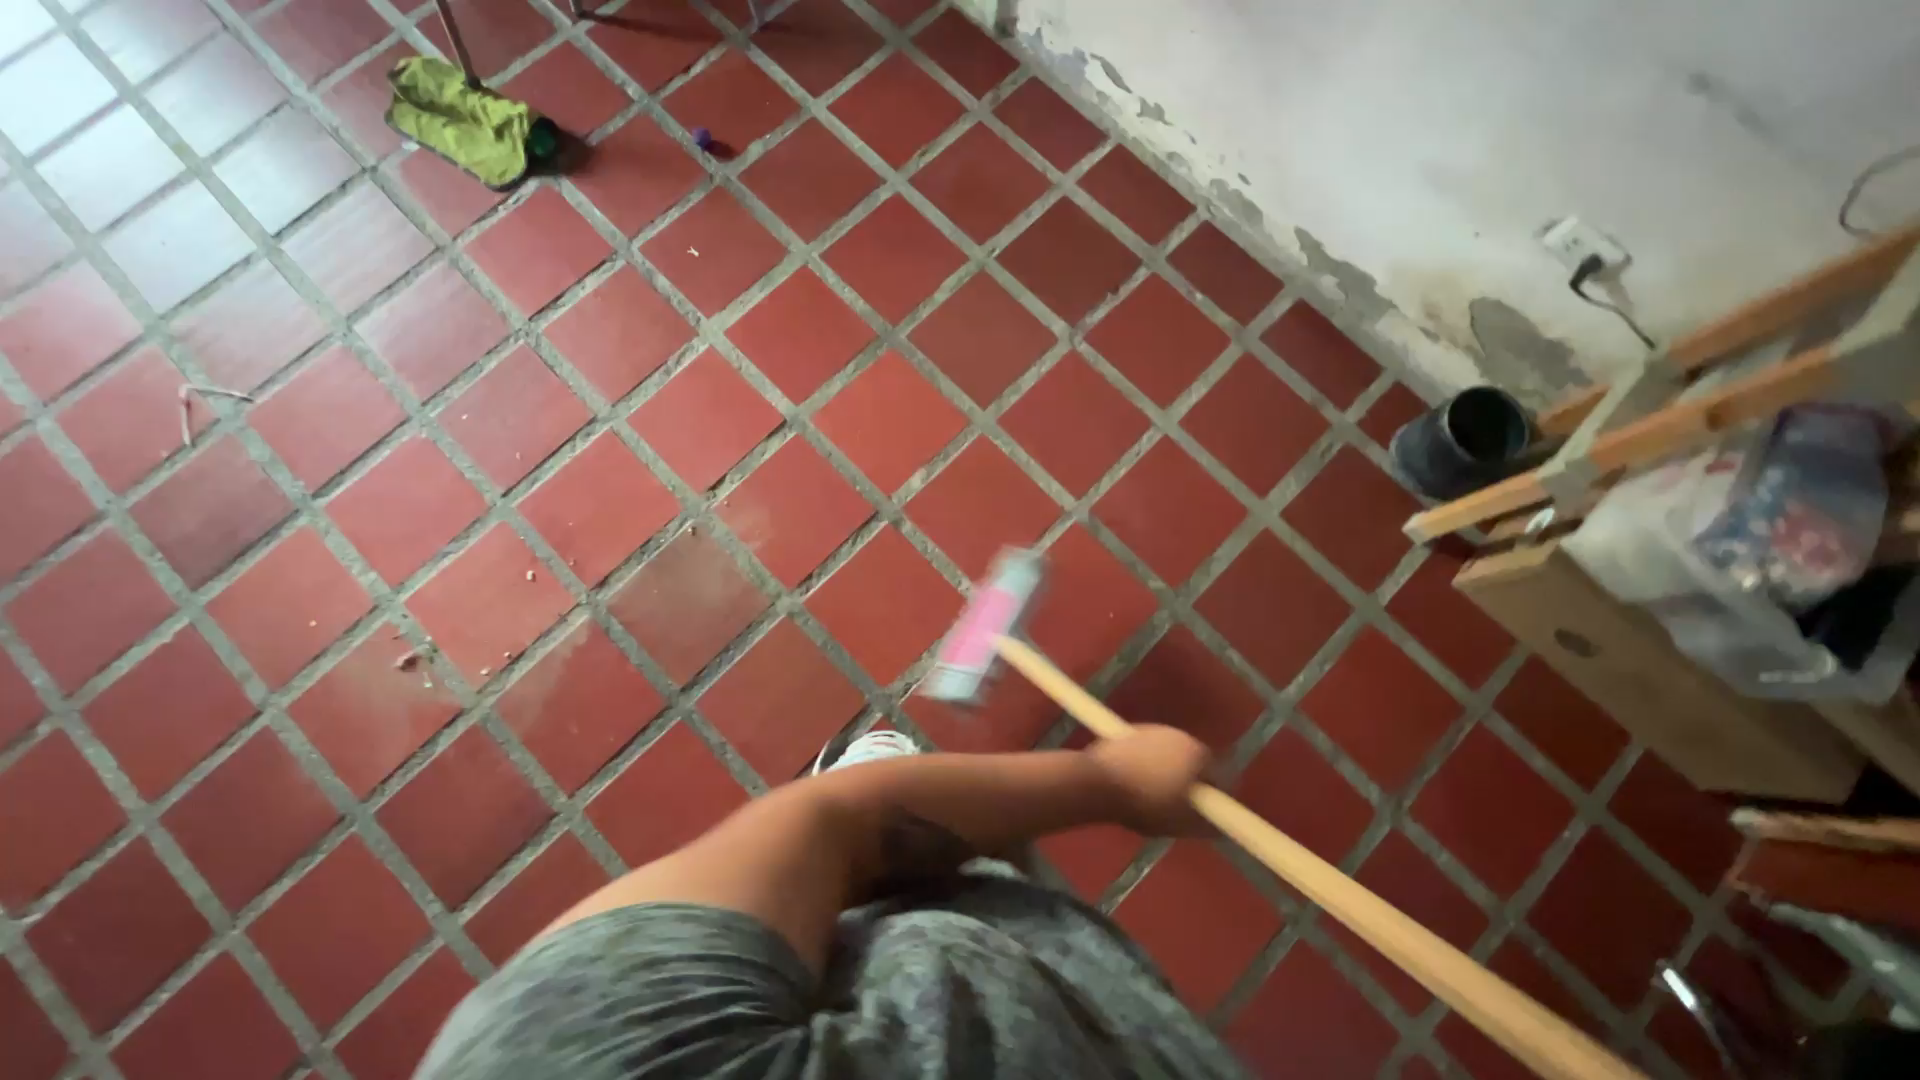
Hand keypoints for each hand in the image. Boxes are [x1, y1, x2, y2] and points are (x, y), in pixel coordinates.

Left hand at [1087, 725, 1212, 836]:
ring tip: (1149, 792)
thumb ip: (1207, 825)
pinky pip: (1147, 749)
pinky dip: (1145, 761)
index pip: (1217, 776)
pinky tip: (1132, 779)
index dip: (1209, 797)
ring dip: (1165, 768)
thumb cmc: (1146, 804)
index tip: (1198, 812)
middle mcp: (1180, 735)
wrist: (1098, 782)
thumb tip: (1218, 827)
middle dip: (1186, 779)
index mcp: (1199, 754)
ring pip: (1168, 753)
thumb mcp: (1181, 824)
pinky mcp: (1131, 730)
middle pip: (1192, 760)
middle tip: (1173, 803)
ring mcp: (1154, 729)